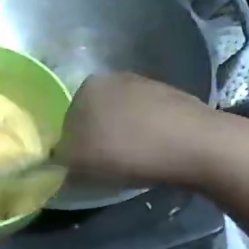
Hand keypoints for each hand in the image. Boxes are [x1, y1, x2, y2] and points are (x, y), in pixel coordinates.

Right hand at [54, 72, 226, 187]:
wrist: (197, 145)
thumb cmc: (130, 151)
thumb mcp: (80, 162)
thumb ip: (58, 160)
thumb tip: (52, 160)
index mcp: (86, 86)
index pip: (65, 119)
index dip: (68, 147)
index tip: (78, 169)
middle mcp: (114, 77)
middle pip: (94, 117)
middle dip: (96, 141)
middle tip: (103, 171)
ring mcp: (147, 85)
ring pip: (122, 120)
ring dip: (122, 141)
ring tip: (131, 166)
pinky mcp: (174, 100)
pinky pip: (148, 124)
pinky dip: (146, 140)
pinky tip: (153, 158)